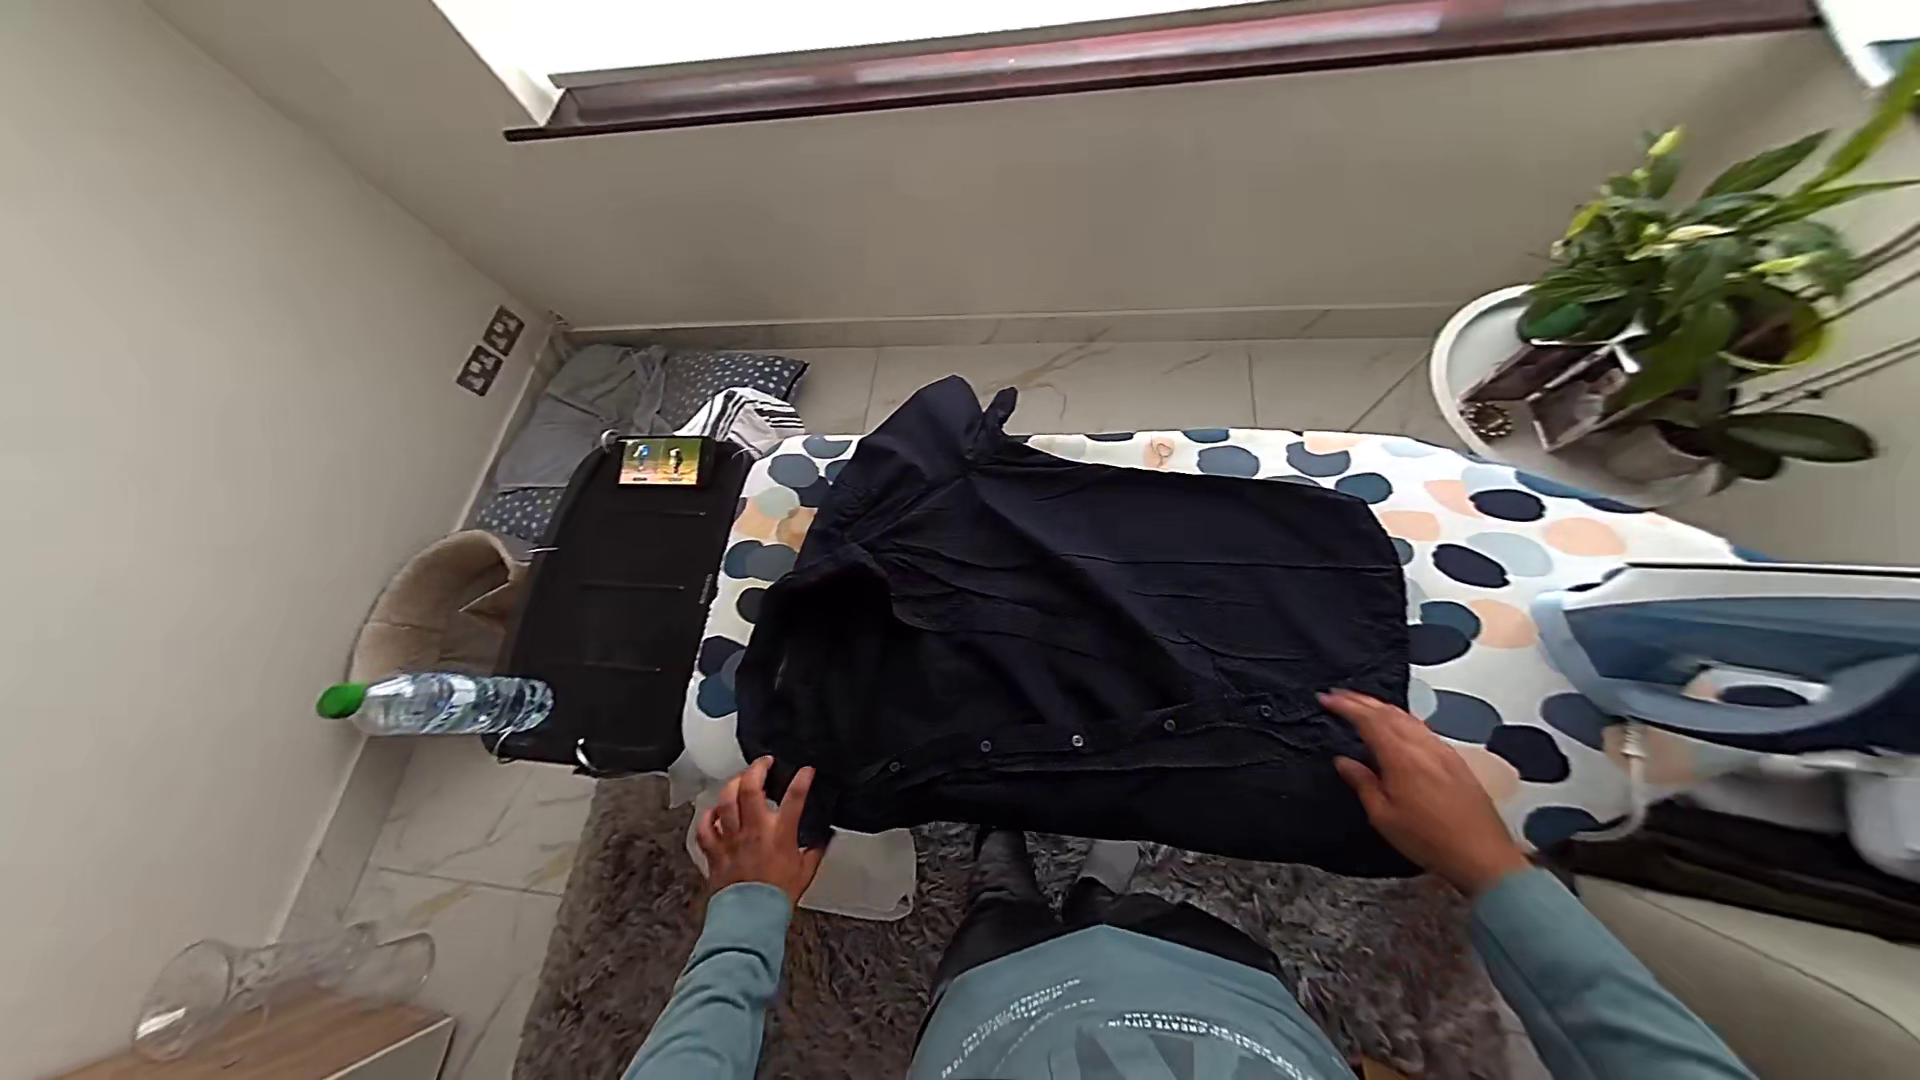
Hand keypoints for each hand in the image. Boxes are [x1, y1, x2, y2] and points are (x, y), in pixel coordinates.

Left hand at [696, 757, 825, 903]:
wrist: (749, 923)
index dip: (803, 779)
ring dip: (733, 784)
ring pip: (726, 801)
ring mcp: (731, 840)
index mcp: (780, 835)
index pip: (794, 797)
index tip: (807, 770)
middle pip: (750, 788)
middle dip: (758, 768)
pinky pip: (705, 828)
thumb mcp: (805, 871)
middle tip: (765, 763)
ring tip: (741, 779)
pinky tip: (715, 811)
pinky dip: (708, 816)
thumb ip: (814, 849)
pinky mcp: (715, 853)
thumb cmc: (777, 899)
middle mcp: (754, 832)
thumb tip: (823, 837)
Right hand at [1321, 689, 1528, 894]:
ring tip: (1363, 703)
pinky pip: (1423, 728)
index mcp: (1401, 757)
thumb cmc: (1428, 840)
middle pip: (1388, 712)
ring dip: (1381, 706)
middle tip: (1338, 695)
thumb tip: (1344, 761)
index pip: (1368, 720)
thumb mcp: (1383, 816)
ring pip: (1408, 718)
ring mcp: (1443, 753)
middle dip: (1360, 700)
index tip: (1325, 698)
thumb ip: (1362, 783)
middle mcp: (1423, 747)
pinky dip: (1402, 718)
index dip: (1345, 706)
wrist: (1485, 860)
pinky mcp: (1456, 762)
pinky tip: (1398, 724)